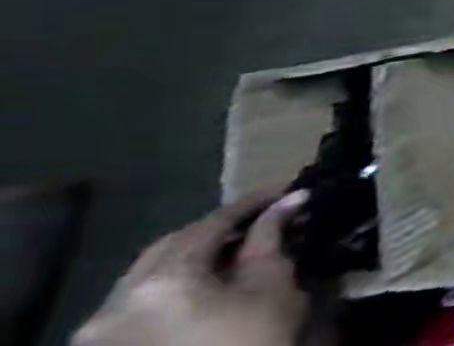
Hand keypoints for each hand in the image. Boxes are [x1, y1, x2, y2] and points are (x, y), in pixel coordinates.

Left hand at [75, 191, 309, 345]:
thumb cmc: (251, 340)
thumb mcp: (272, 284)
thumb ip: (271, 238)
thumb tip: (289, 201)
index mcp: (161, 281)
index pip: (212, 223)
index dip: (254, 201)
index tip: (289, 188)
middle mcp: (115, 302)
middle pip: (170, 246)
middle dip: (218, 227)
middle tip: (263, 217)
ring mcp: (99, 333)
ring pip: (148, 274)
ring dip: (193, 255)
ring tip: (237, 248)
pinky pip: (137, 301)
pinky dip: (174, 282)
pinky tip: (207, 282)